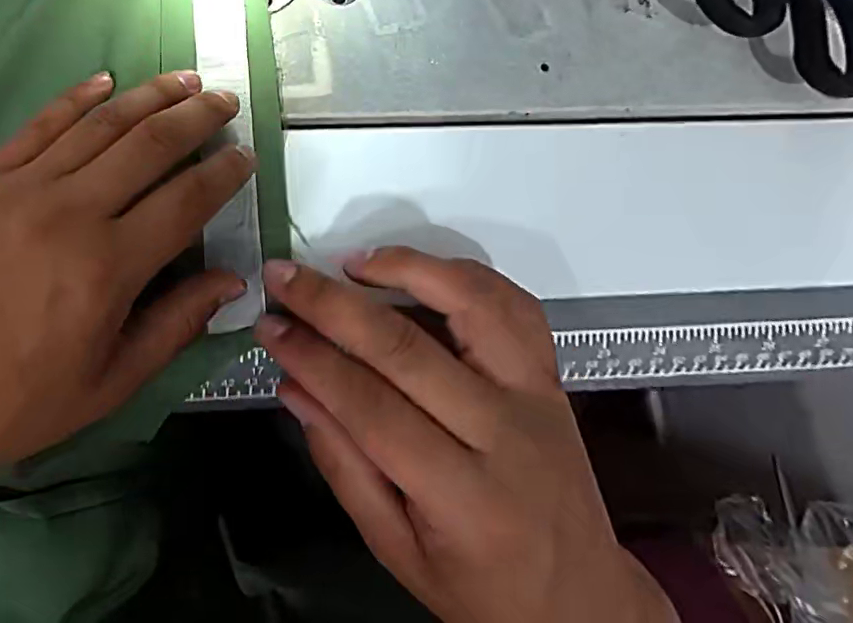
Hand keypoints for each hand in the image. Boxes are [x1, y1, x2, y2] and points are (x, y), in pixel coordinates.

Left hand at [0, 71, 252, 554]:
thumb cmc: (14, 400)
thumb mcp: (108, 383)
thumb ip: (174, 324)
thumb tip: (232, 281)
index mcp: (108, 268)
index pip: (186, 200)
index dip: (223, 173)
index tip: (245, 154)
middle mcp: (72, 213)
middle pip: (150, 145)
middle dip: (196, 117)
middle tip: (225, 101)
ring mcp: (24, 187)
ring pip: (101, 124)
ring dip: (149, 96)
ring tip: (184, 80)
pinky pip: (41, 125)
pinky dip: (77, 98)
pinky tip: (106, 81)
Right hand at [256, 249, 677, 622]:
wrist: (584, 603)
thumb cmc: (482, 590)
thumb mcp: (397, 550)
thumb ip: (342, 464)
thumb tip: (292, 385)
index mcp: (465, 498)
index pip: (370, 406)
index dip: (311, 358)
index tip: (269, 326)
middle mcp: (507, 435)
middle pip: (407, 348)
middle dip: (332, 304)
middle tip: (283, 277)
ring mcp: (537, 396)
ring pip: (473, 305)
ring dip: (406, 269)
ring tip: (351, 262)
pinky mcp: (551, 376)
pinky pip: (514, 304)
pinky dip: (464, 273)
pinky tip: (419, 270)